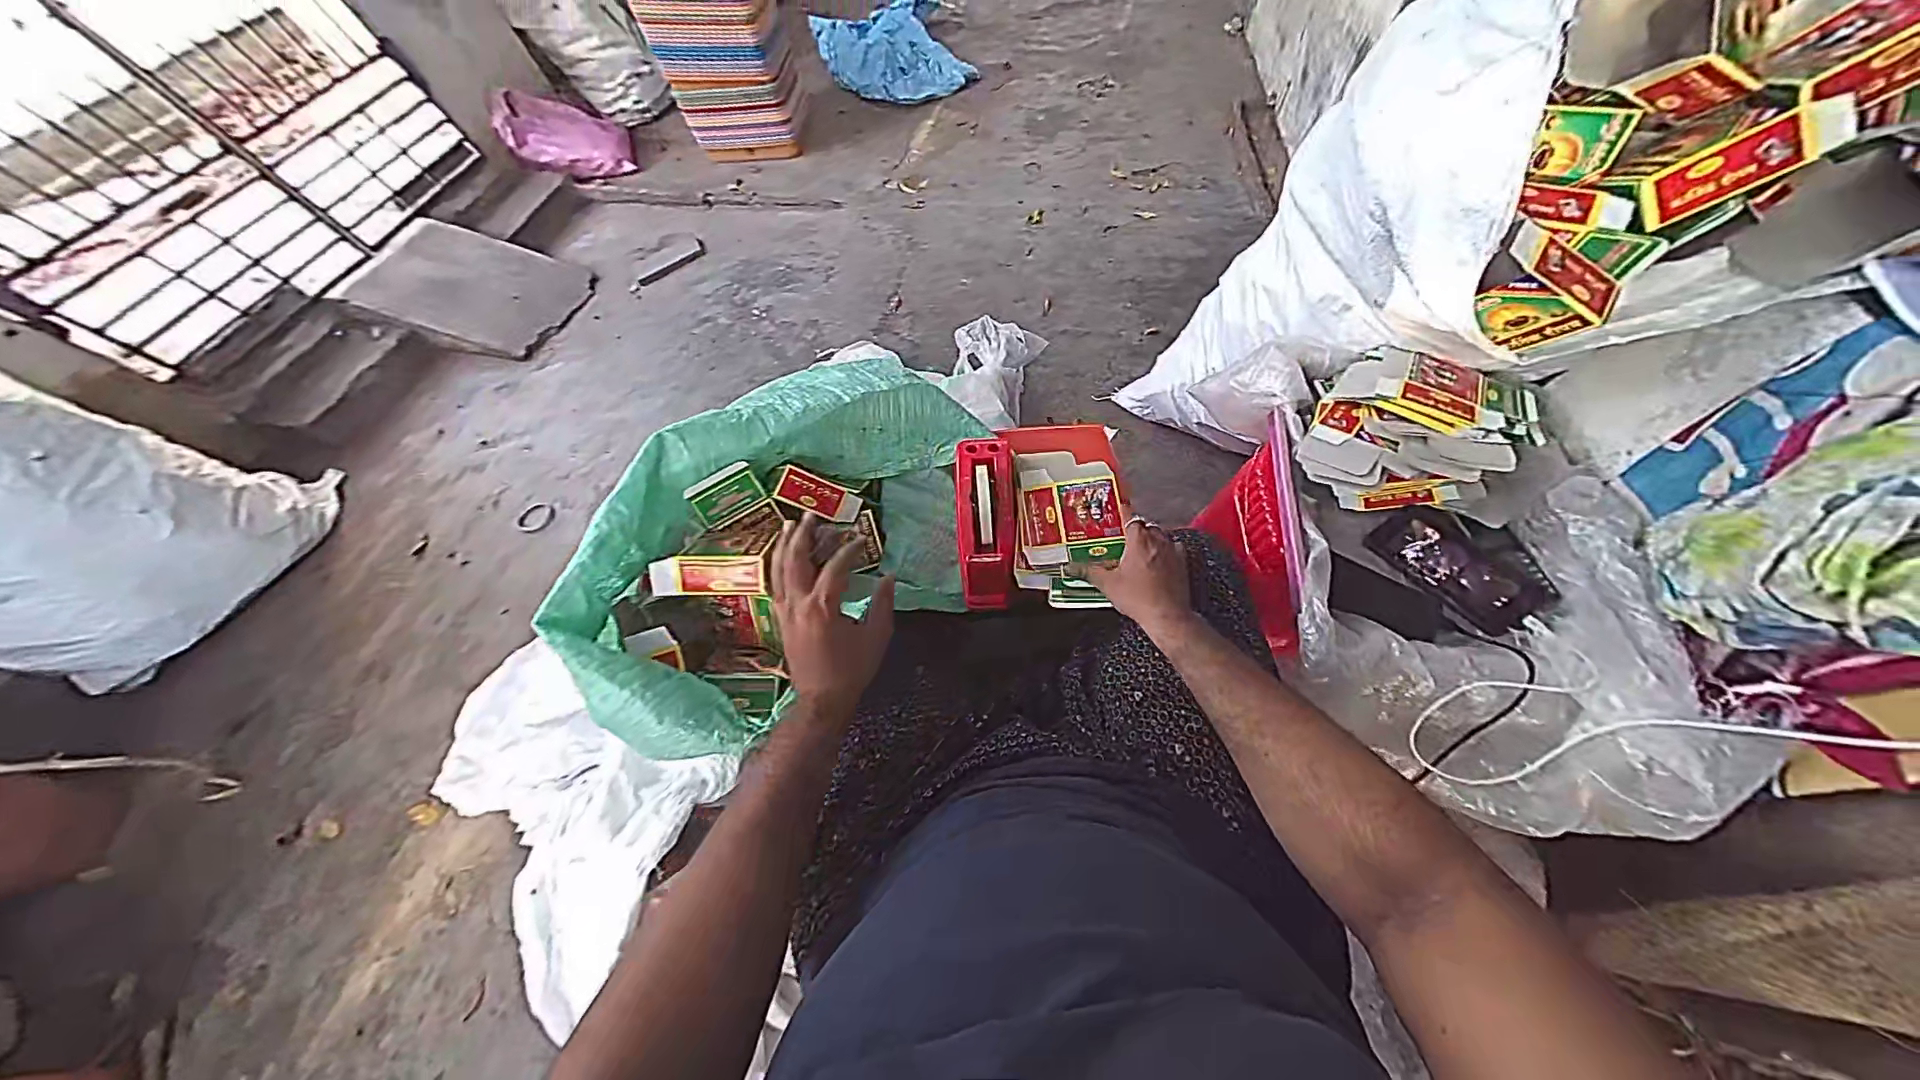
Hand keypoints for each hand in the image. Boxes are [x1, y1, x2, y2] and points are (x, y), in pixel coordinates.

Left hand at [770, 512, 895, 718]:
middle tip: (812, 516)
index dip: (849, 550)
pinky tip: (783, 556)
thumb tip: (888, 578)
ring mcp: (785, 610)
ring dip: (786, 545)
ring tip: (791, 526)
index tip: (861, 540)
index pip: (836, 567)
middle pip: (797, 559)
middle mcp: (799, 603)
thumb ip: (882, 604)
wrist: (821, 699)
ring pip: (779, 569)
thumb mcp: (876, 636)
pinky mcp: (780, 618)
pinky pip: (775, 583)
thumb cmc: (851, 670)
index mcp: (823, 606)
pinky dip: (778, 565)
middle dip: (805, 535)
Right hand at [1083, 519, 1192, 634]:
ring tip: (1137, 550)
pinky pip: (1172, 548)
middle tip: (1122, 537)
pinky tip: (1156, 560)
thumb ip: (1088, 572)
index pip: (1129, 516)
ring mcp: (1172, 550)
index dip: (1122, 511)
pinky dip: (1164, 550)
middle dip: (1134, 529)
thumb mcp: (1108, 584)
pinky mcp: (1182, 562)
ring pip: (1159, 535)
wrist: (1167, 615)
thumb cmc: (1138, 598)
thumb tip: (1072, 568)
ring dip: (1149, 539)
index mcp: (1138, 539)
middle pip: (1144, 525)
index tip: (1118, 507)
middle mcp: (1157, 540)